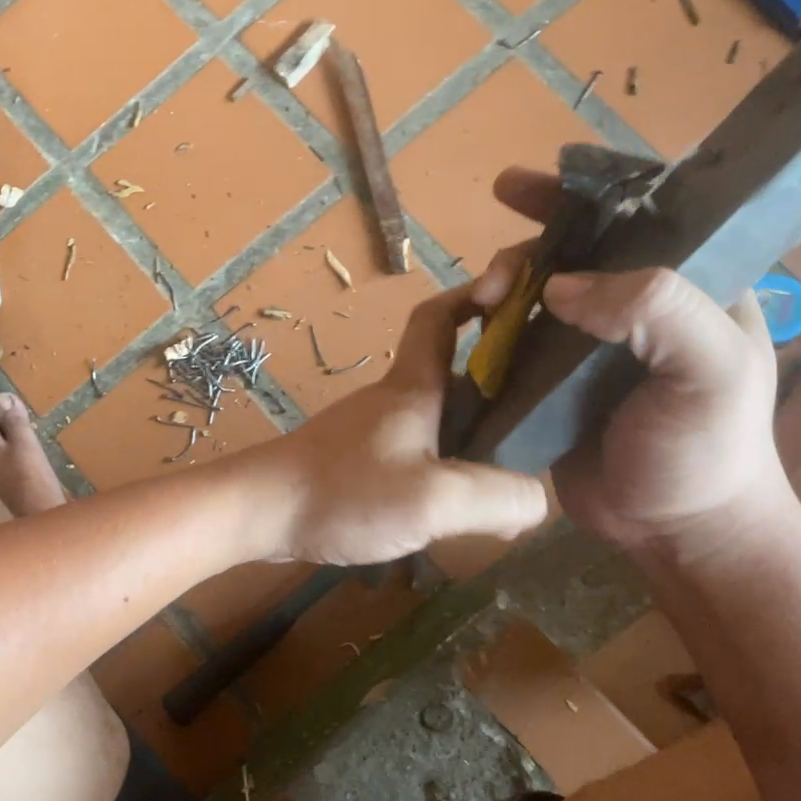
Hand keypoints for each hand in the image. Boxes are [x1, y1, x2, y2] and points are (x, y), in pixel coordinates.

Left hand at [238, 283, 549, 565]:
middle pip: (449, 374)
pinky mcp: (348, 464)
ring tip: (511, 473)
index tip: (517, 288)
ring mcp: (364, 434)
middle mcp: (388, 402)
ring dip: (469, 434)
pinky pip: (407, 454)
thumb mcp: (434, 499)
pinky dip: (438, 466)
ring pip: (430, 421)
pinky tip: (453, 506)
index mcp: (411, 389)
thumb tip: (537, 499)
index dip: (477, 294)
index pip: (441, 319)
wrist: (254, 512)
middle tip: (546, 413)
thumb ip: (497, 495)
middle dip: (495, 381)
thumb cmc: (342, 492)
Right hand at [488, 169, 797, 556]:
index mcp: (691, 291)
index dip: (584, 195)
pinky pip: (512, 345)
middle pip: (574, 254)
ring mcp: (588, 350)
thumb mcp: (709, 372)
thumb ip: (655, 309)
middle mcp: (637, 311)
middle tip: (492, 277)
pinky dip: (485, 333)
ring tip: (476, 304)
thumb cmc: (707, 451)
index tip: (525, 186)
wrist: (674, 533)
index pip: (641, 219)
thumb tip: (560, 286)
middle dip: (526, 249)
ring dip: (499, 290)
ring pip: (535, 297)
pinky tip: (465, 332)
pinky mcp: (549, 388)